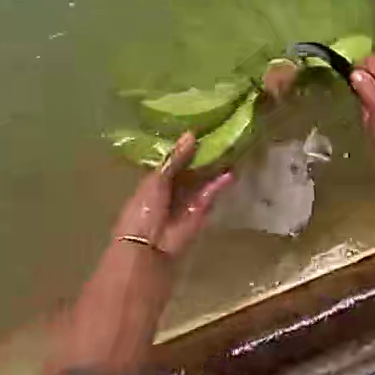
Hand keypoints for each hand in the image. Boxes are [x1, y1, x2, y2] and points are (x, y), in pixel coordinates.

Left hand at [109, 132, 234, 256]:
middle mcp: (173, 187)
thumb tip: (191, 134)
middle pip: (192, 167)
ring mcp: (188, 198)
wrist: (149, 246)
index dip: (186, 146)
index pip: (173, 159)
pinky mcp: (202, 208)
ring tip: (231, 148)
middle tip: (221, 134)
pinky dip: (221, 183)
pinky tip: (231, 172)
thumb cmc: (144, 210)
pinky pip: (212, 192)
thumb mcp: (156, 180)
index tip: (201, 128)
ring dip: (215, 166)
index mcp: (156, 180)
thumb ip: (175, 158)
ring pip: (204, 178)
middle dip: (204, 154)